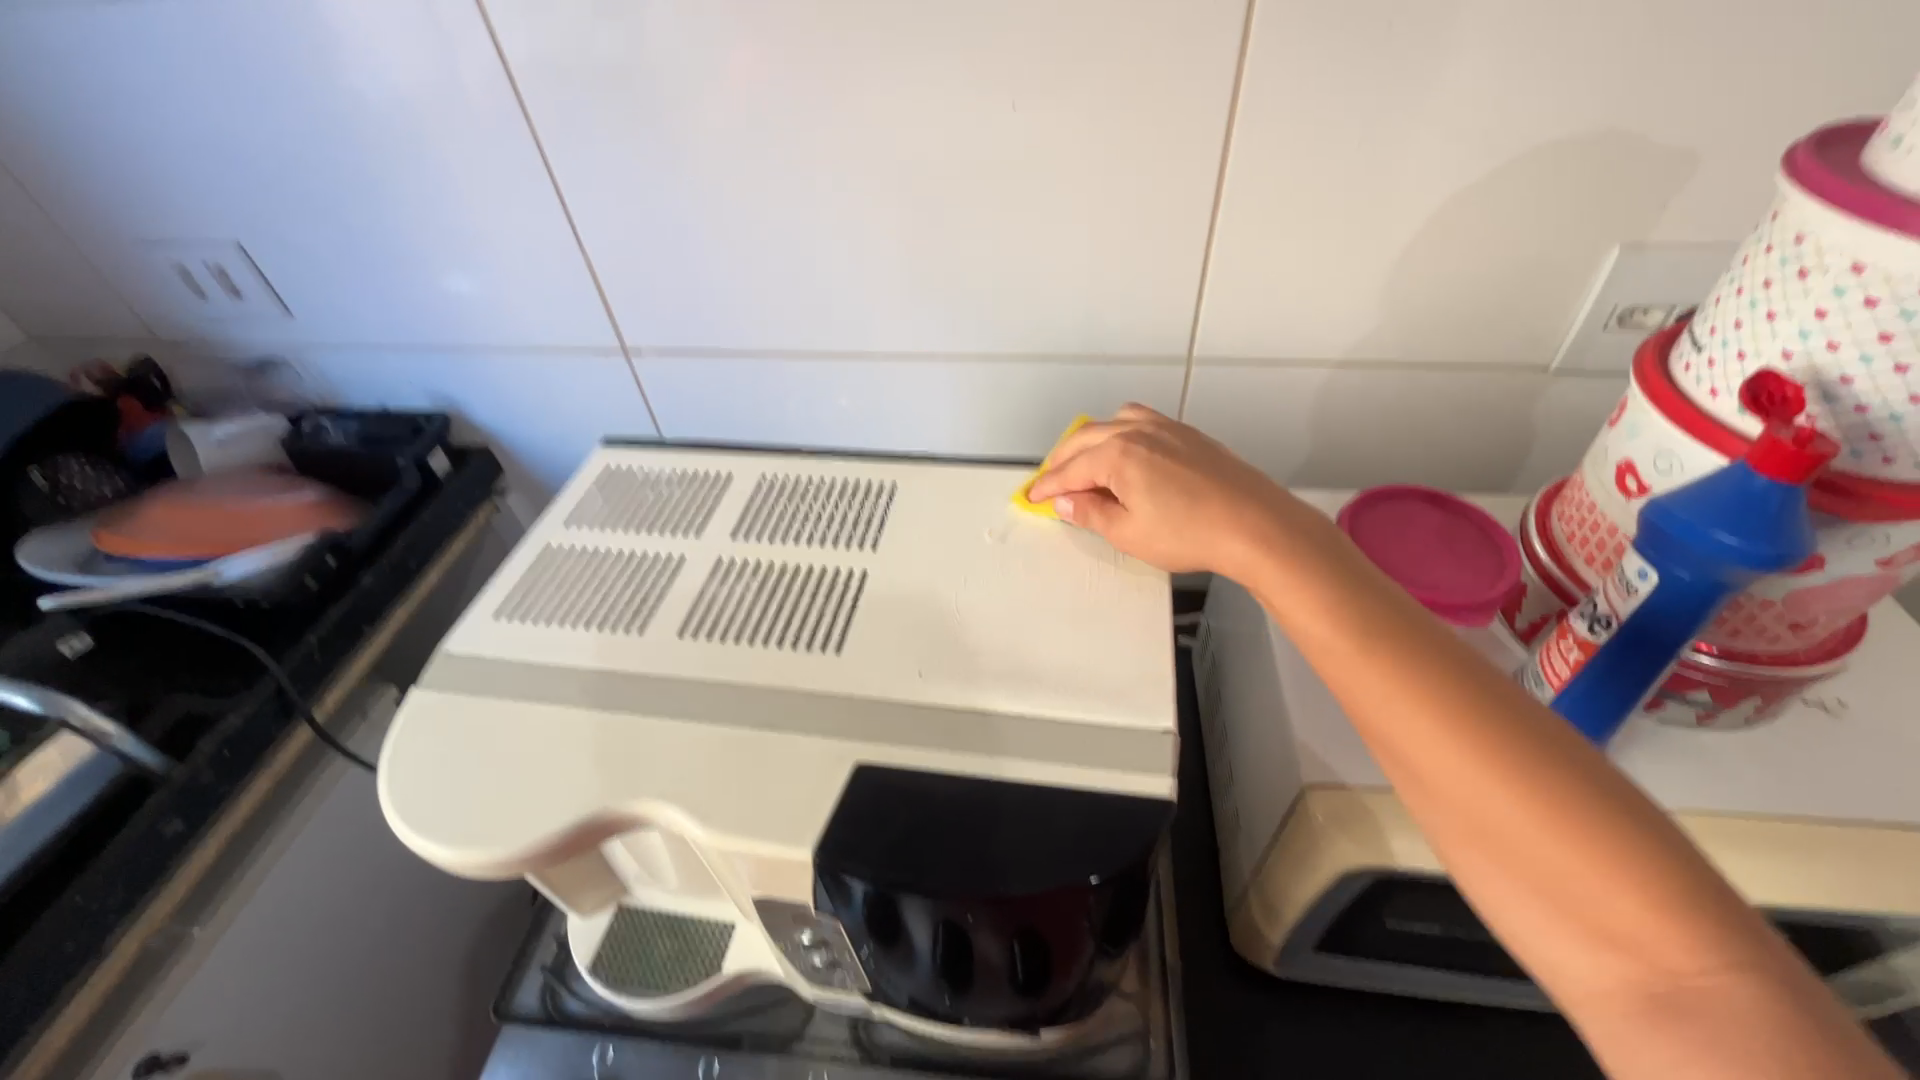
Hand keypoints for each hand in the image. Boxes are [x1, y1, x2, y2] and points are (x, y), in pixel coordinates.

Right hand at [1025, 404, 1297, 575]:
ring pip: (1115, 421)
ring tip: (1085, 462)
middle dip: (1063, 460)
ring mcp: (1167, 428)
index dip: (1048, 486)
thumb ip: (1091, 514)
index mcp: (1117, 453)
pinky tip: (1128, 452)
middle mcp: (1139, 431)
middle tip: (1050, 481)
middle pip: (1086, 439)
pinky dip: (1123, 432)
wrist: (1255, 526)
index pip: (1069, 469)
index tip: (1033, 497)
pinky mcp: (1190, 436)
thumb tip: (1066, 502)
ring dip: (1092, 440)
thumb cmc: (1192, 533)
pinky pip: (1144, 421)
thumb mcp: (1128, 533)